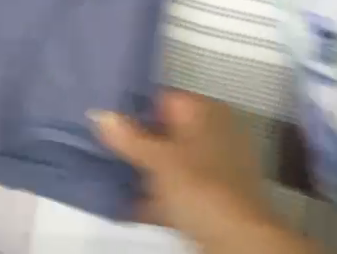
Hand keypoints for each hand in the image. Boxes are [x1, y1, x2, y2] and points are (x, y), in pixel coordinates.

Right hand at [92, 92, 293, 251]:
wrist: (240, 245)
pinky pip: (175, 191)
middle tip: (96, 143)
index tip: (102, 114)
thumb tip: (99, 113)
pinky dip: (153, 198)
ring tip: (103, 174)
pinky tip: (122, 206)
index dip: (132, 106)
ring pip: (168, 163)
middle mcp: (213, 133)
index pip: (162, 98)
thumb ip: (128, 137)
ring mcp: (213, 169)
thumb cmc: (201, 188)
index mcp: (206, 112)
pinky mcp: (211, 201)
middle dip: (134, 141)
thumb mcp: (160, 160)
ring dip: (141, 172)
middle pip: (164, 132)